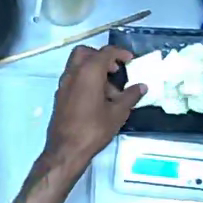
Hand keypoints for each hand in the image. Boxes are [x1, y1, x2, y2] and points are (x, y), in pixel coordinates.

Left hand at [41, 45, 143, 171]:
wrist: (66, 150)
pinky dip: (85, 81)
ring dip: (94, 70)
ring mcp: (64, 85)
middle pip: (86, 53)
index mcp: (88, 72)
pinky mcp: (60, 96)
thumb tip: (142, 86)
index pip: (105, 52)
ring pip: (78, 66)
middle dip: (101, 57)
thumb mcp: (118, 113)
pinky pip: (74, 79)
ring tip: (111, 92)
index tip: (130, 60)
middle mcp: (73, 73)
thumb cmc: (94, 129)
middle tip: (115, 70)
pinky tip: (97, 100)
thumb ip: (130, 96)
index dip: (120, 53)